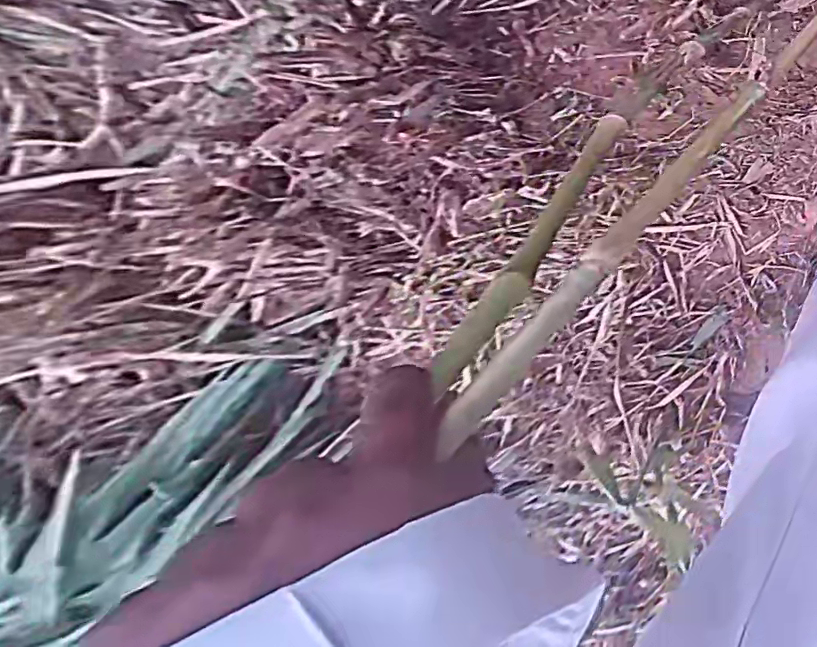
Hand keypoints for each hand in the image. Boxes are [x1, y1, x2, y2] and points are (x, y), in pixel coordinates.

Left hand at [86, 366, 491, 646]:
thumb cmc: (434, 606)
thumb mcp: (472, 532)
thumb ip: (457, 478)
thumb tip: (453, 445)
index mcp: (387, 475)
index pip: (396, 399)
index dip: (402, 396)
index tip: (407, 398)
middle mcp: (302, 498)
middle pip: (301, 481)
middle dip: (313, 510)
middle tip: (332, 556)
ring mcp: (218, 557)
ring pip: (234, 542)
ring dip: (255, 563)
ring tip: (274, 613)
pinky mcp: (142, 620)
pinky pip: (164, 601)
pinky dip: (190, 616)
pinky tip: (219, 637)